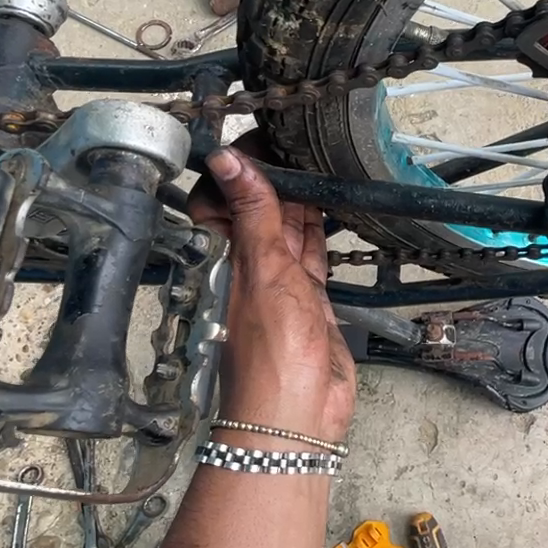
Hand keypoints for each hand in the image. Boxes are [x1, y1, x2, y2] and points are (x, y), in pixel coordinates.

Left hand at [187, 146, 355, 447]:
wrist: (300, 411)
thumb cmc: (272, 354)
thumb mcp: (263, 270)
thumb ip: (255, 214)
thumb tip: (230, 160)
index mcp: (223, 258)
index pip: (222, 197)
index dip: (237, 165)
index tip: (261, 135)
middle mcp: (247, 268)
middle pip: (257, 210)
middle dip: (274, 177)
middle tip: (295, 141)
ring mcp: (279, 284)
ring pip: (286, 230)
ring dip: (299, 201)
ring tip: (314, 164)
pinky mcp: (309, 301)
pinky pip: (310, 256)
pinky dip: (317, 232)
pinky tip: (325, 209)